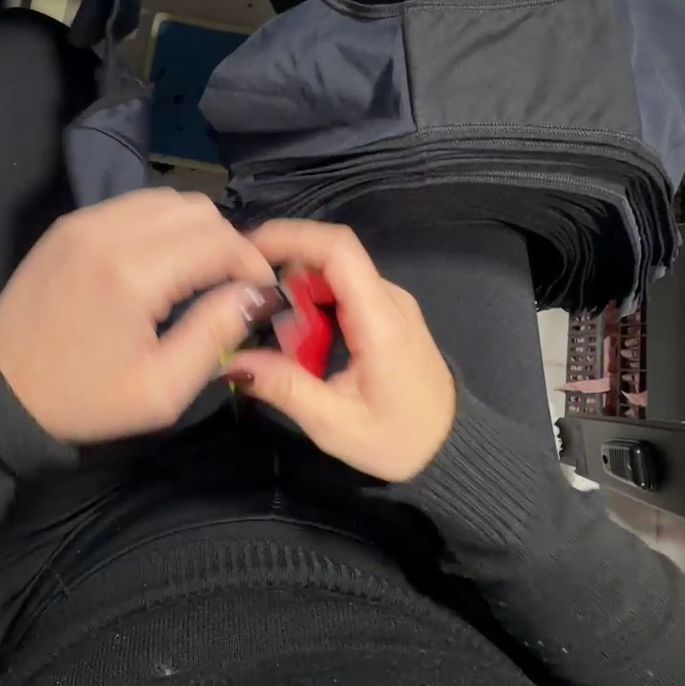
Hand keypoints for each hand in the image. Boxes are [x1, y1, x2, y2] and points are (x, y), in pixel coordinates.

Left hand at [0, 188, 277, 443]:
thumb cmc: (83, 398)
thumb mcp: (161, 390)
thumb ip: (215, 334)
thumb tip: (256, 293)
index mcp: (134, 274)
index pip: (220, 241)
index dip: (252, 263)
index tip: (261, 292)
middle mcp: (110, 231)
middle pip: (199, 209)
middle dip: (228, 243)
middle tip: (232, 284)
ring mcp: (85, 221)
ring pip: (168, 199)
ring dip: (197, 229)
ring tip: (200, 271)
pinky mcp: (70, 223)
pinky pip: (134, 205)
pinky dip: (162, 224)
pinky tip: (162, 260)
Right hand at [228, 220, 455, 481]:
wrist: (453, 449)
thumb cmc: (398, 439)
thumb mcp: (335, 425)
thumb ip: (284, 388)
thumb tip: (232, 361)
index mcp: (380, 319)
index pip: (338, 249)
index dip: (291, 236)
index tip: (248, 249)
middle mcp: (388, 298)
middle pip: (328, 258)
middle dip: (285, 274)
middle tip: (252, 310)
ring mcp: (389, 302)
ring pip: (332, 274)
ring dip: (297, 294)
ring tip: (275, 335)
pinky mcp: (386, 312)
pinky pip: (342, 291)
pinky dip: (312, 306)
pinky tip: (300, 342)